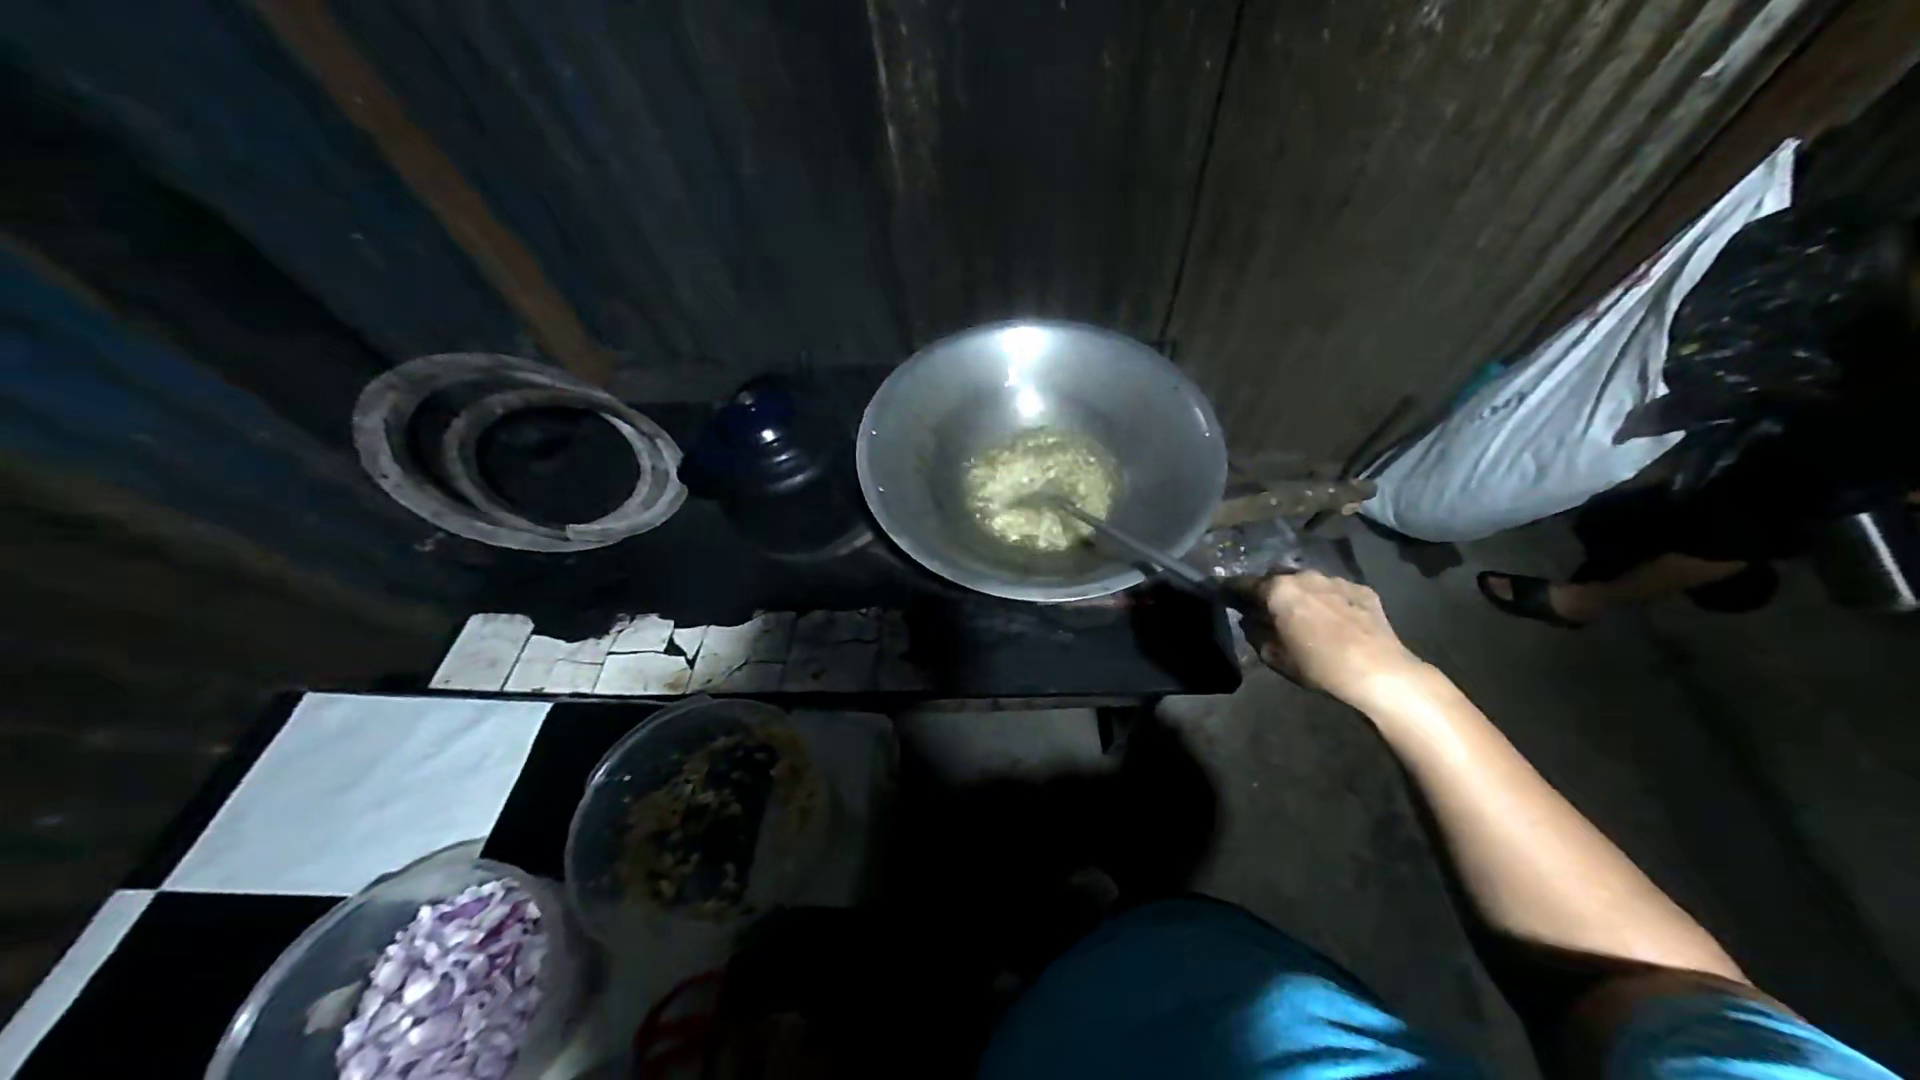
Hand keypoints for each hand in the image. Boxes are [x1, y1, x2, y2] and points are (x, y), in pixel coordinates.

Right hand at [1244, 572, 1427, 707]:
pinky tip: (1335, 620)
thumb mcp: (1274, 656)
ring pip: (1309, 583)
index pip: (1244, 583)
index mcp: (1278, 589)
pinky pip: (1336, 592)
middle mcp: (1305, 576)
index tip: (1226, 596)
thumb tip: (1251, 621)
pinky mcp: (1363, 590)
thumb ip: (1255, 633)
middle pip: (1278, 578)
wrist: (1379, 672)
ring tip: (1305, 615)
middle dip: (1270, 591)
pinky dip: (1329, 601)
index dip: (1232, 590)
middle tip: (1269, 610)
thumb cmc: (1318, 665)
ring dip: (1302, 595)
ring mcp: (1337, 580)